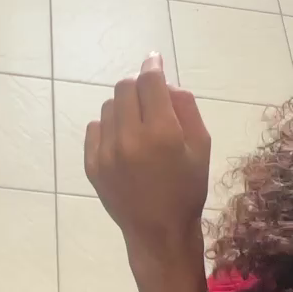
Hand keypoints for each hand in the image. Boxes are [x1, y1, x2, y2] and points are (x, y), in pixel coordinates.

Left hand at [86, 54, 211, 257]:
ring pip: (108, 106)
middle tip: (148, 96)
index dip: (152, 66)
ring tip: (137, 124)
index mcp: (161, 133)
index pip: (149, 81)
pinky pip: (95, 128)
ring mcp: (106, 152)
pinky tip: (122, 141)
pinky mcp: (91, 164)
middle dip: (138, 86)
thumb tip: (166, 83)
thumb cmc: (186, 189)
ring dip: (123, 106)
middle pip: (124, 88)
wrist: (158, 231)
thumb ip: (185, 108)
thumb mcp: (201, 146)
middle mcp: (129, 139)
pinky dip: (108, 126)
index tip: (154, 60)